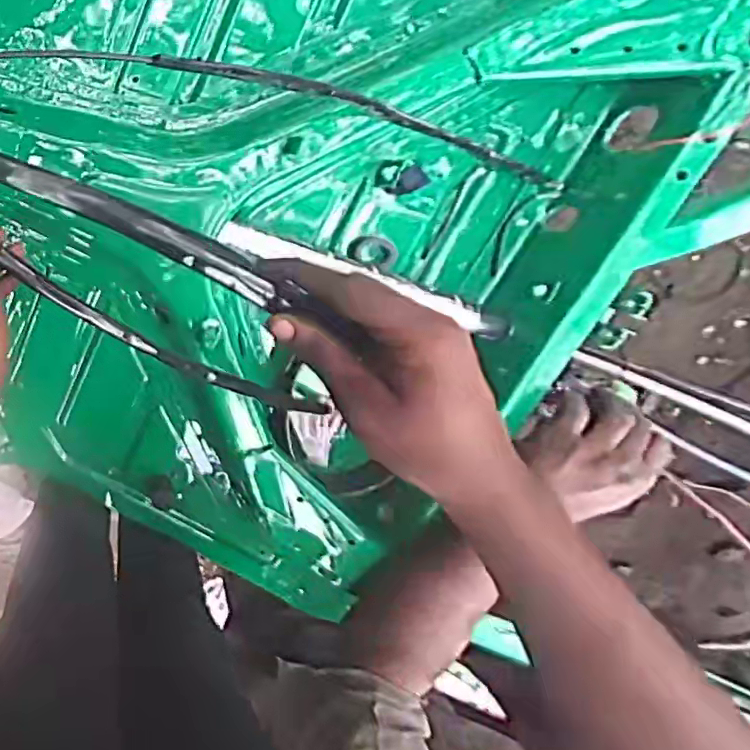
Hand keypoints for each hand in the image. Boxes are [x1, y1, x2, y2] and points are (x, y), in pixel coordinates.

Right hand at [265, 261, 518, 506]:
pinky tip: (320, 321)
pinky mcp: (428, 336)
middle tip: (268, 287)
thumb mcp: (365, 406)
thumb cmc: (427, 450)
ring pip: (367, 296)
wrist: (481, 478)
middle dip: (311, 283)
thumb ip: (324, 356)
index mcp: (421, 332)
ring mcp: (433, 325)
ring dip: (326, 297)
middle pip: (360, 286)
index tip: (268, 271)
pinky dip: (344, 311)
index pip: (352, 289)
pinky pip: (377, 312)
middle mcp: (431, 318)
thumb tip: (280, 322)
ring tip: (286, 304)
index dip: (305, 277)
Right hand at [521, 387, 673, 522]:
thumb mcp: (518, 446)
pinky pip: (657, 459)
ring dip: (636, 418)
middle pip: (619, 416)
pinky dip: (656, 444)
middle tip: (601, 396)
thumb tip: (553, 408)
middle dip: (611, 400)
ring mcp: (622, 471)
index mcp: (561, 440)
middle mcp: (597, 453)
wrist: (539, 521)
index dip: (575, 395)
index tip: (569, 393)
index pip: (577, 405)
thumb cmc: (522, 481)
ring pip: (644, 434)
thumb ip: (537, 424)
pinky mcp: (635, 486)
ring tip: (625, 413)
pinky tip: (648, 438)